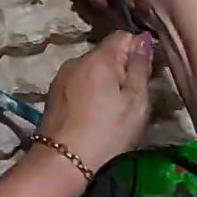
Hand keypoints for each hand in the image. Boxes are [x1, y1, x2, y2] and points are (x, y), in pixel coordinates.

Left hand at [35, 31, 153, 173]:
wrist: (62, 160)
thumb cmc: (107, 132)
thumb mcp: (135, 101)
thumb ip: (140, 67)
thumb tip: (143, 38)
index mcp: (97, 58)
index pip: (122, 36)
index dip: (137, 50)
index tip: (144, 74)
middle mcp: (75, 60)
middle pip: (105, 54)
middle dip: (120, 68)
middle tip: (130, 99)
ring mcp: (61, 77)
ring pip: (90, 70)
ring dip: (104, 81)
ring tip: (111, 110)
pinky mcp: (53, 94)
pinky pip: (78, 83)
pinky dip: (89, 92)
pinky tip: (92, 114)